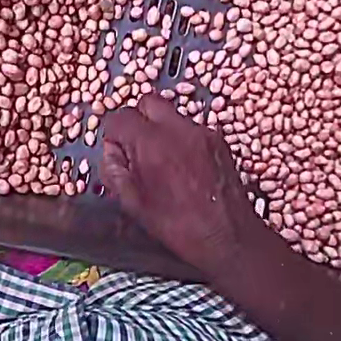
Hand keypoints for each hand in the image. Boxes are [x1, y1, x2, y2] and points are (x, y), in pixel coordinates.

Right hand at [98, 94, 280, 277]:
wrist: (228, 238)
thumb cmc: (179, 227)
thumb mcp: (134, 204)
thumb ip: (115, 171)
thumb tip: (112, 153)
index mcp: (151, 145)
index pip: (120, 117)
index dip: (113, 134)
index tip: (116, 151)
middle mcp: (177, 130)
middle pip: (147, 102)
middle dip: (137, 120)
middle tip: (136, 147)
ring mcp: (201, 132)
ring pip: (171, 114)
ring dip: (160, 130)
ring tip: (161, 161)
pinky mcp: (218, 140)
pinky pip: (191, 128)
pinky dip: (181, 140)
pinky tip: (183, 166)